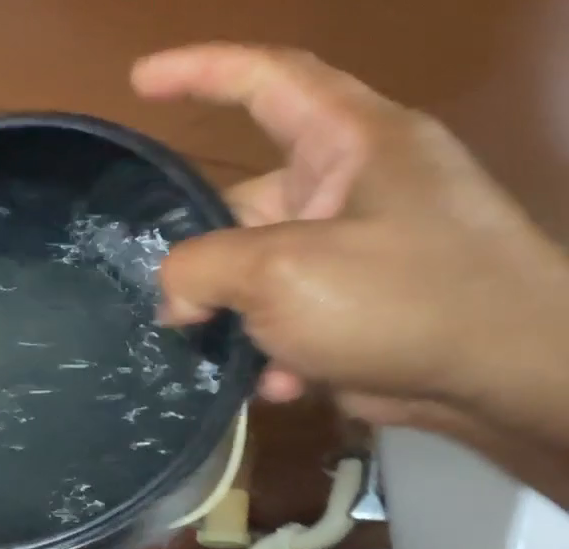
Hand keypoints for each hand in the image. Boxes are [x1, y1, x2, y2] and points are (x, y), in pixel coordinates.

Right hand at [132, 44, 568, 437]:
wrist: (509, 375)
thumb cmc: (404, 298)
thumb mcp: (278, 272)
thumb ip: (199, 267)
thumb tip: (174, 293)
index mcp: (353, 143)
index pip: (270, 80)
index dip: (200, 72)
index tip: (138, 80)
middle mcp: (355, 183)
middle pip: (241, 199)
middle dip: (199, 258)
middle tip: (172, 308)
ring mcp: (357, 243)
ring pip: (250, 269)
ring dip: (230, 317)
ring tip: (226, 351)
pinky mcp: (357, 298)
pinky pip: (281, 313)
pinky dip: (268, 348)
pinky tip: (277, 379)